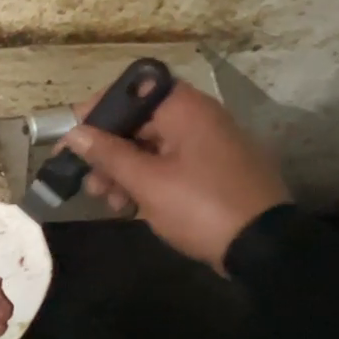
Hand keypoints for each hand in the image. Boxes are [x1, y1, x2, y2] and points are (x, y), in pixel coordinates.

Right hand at [64, 81, 289, 272]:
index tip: (74, 136)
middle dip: (107, 149)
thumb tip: (74, 133)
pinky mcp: (214, 170)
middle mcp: (198, 117)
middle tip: (86, 178)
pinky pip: (171, 164)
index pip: (131, 91)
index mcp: (185, 109)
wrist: (265, 248)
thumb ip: (107, 154)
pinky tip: (128, 205)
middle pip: (139, 121)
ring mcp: (209, 145)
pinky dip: (147, 179)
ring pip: (152, 146)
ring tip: (105, 199)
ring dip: (123, 169)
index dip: (98, 110)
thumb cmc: (200, 206)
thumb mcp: (146, 182)